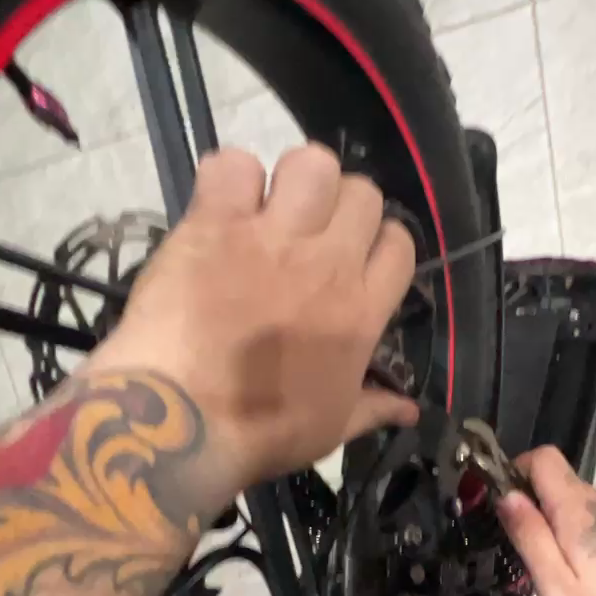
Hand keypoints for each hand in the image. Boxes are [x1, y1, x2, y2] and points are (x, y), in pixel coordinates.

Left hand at [82, 143, 419, 485]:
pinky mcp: (214, 223)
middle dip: (344, 208)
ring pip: (312, 163)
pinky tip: (224, 207)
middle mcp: (326, 263)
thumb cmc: (264, 432)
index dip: (381, 245)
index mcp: (362, 311)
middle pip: (362, 193)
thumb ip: (375, 408)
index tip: (358, 261)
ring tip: (275, 211)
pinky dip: (231, 178)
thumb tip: (411, 410)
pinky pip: (234, 164)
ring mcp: (271, 238)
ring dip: (298, 181)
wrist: (184, 422)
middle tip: (315, 234)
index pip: (399, 242)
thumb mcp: (332, 429)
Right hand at [495, 446, 595, 595]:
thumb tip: (505, 495)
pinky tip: (574, 566)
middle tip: (518, 544)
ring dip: (550, 518)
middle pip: (555, 478)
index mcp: (577, 509)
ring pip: (571, 498)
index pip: (542, 457)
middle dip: (529, 501)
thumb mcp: (555, 583)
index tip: (502, 505)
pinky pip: (588, 514)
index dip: (516, 470)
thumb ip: (530, 536)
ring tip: (545, 562)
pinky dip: (570, 528)